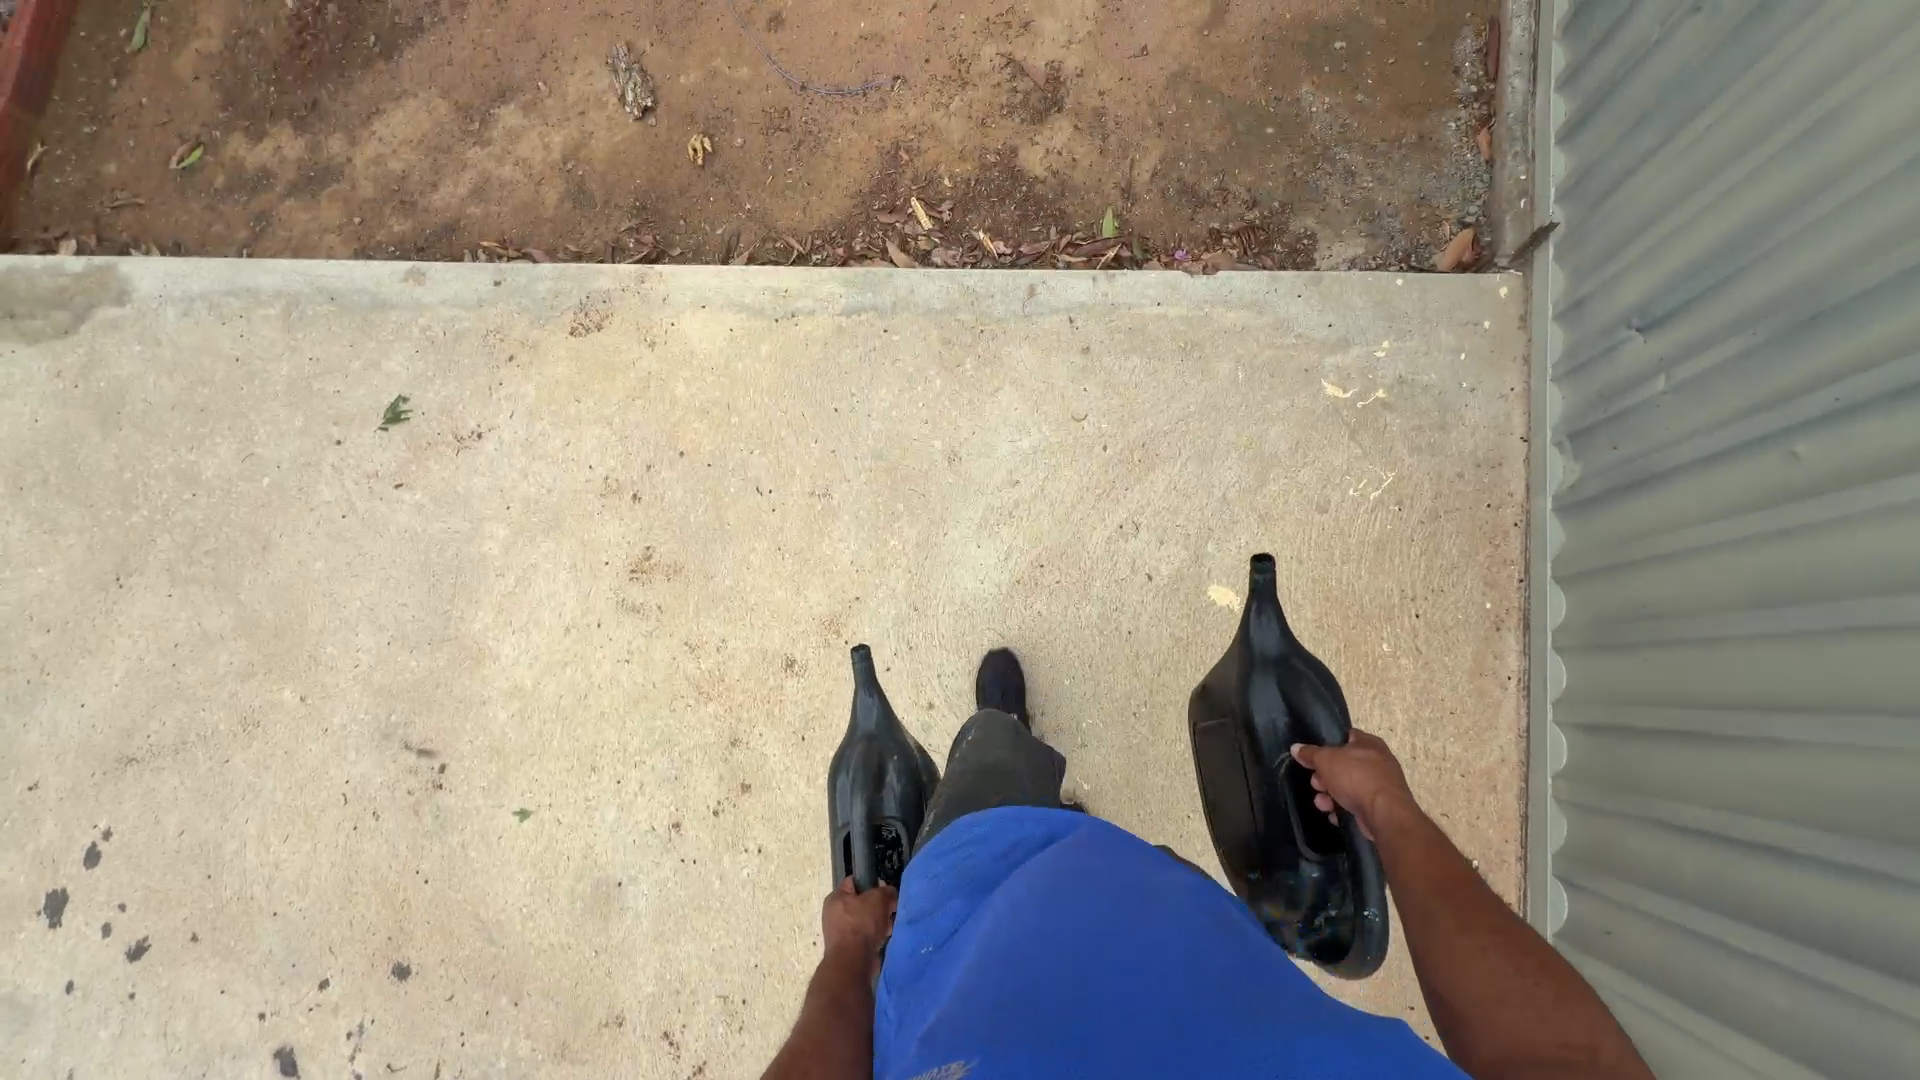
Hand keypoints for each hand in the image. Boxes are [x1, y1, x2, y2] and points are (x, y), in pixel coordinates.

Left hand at [821, 877, 896, 976]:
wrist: (853, 962)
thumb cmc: (862, 924)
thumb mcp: (879, 898)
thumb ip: (887, 891)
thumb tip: (890, 894)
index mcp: (836, 898)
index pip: (854, 882)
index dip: (871, 882)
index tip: (885, 890)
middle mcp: (834, 914)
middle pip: (861, 903)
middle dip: (878, 906)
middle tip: (890, 909)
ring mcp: (839, 933)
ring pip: (864, 921)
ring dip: (879, 923)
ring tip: (890, 926)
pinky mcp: (847, 950)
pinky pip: (864, 937)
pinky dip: (875, 937)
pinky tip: (885, 938)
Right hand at [1290, 729, 1419, 840]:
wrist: (1384, 815)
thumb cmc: (1356, 777)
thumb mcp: (1325, 760)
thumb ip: (1310, 753)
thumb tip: (1296, 748)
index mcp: (1369, 744)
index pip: (1345, 736)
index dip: (1327, 744)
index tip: (1313, 755)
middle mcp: (1378, 762)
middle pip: (1343, 764)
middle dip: (1324, 775)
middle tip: (1316, 783)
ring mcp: (1380, 785)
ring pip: (1347, 785)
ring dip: (1330, 794)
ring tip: (1322, 803)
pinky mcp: (1380, 806)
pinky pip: (1356, 803)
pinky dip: (1343, 808)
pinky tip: (1334, 814)